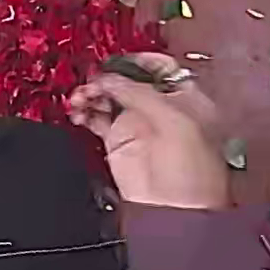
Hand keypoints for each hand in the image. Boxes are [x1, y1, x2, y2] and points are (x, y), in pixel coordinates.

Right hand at [67, 52, 232, 210]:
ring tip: (81, 98)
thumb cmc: (191, 171)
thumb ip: (140, 93)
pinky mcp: (117, 140)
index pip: (160, 66)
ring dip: (91, 92)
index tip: (117, 59)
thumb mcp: (173, 120)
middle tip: (94, 81)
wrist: (173, 210)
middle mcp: (159, 107)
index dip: (138, 59)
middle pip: (127, 79)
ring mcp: (136, 123)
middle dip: (108, 76)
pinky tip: (78, 111)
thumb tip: (110, 78)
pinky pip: (95, 116)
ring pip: (108, 95)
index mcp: (183, 98)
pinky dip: (83, 111)